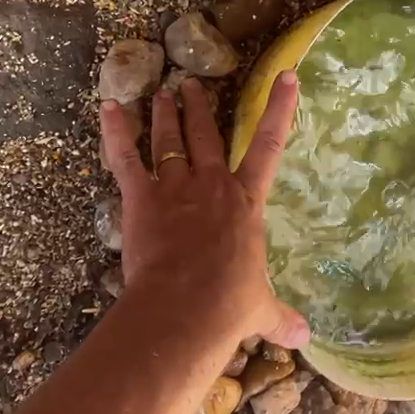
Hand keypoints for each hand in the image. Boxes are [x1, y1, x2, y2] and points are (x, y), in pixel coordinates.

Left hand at [99, 73, 309, 349]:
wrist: (184, 310)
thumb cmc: (228, 306)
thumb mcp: (259, 309)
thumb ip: (279, 317)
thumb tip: (305, 338)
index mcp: (245, 202)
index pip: (270, 144)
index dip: (280, 108)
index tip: (286, 75)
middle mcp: (212, 184)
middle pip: (206, 135)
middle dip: (200, 107)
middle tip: (192, 84)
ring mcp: (176, 188)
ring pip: (170, 141)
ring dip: (165, 115)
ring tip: (164, 92)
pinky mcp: (142, 199)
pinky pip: (127, 159)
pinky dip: (116, 132)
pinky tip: (109, 107)